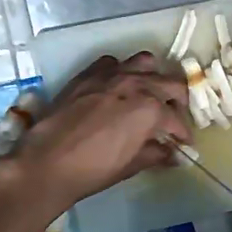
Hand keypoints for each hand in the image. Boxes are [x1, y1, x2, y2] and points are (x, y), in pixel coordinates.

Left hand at [0, 52, 191, 231]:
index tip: (184, 143)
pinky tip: (118, 88)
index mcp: (151, 109)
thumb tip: (173, 154)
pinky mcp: (88, 75)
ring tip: (150, 94)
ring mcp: (110, 75)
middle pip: (170, 84)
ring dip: (153, 77)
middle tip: (174, 118)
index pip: (177, 119)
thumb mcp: (133, 164)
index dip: (183, 134)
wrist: (48, 162)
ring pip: (145, 62)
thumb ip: (158, 154)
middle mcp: (135, 85)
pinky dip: (121, 72)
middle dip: (178, 102)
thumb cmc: (95, 169)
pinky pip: (113, 62)